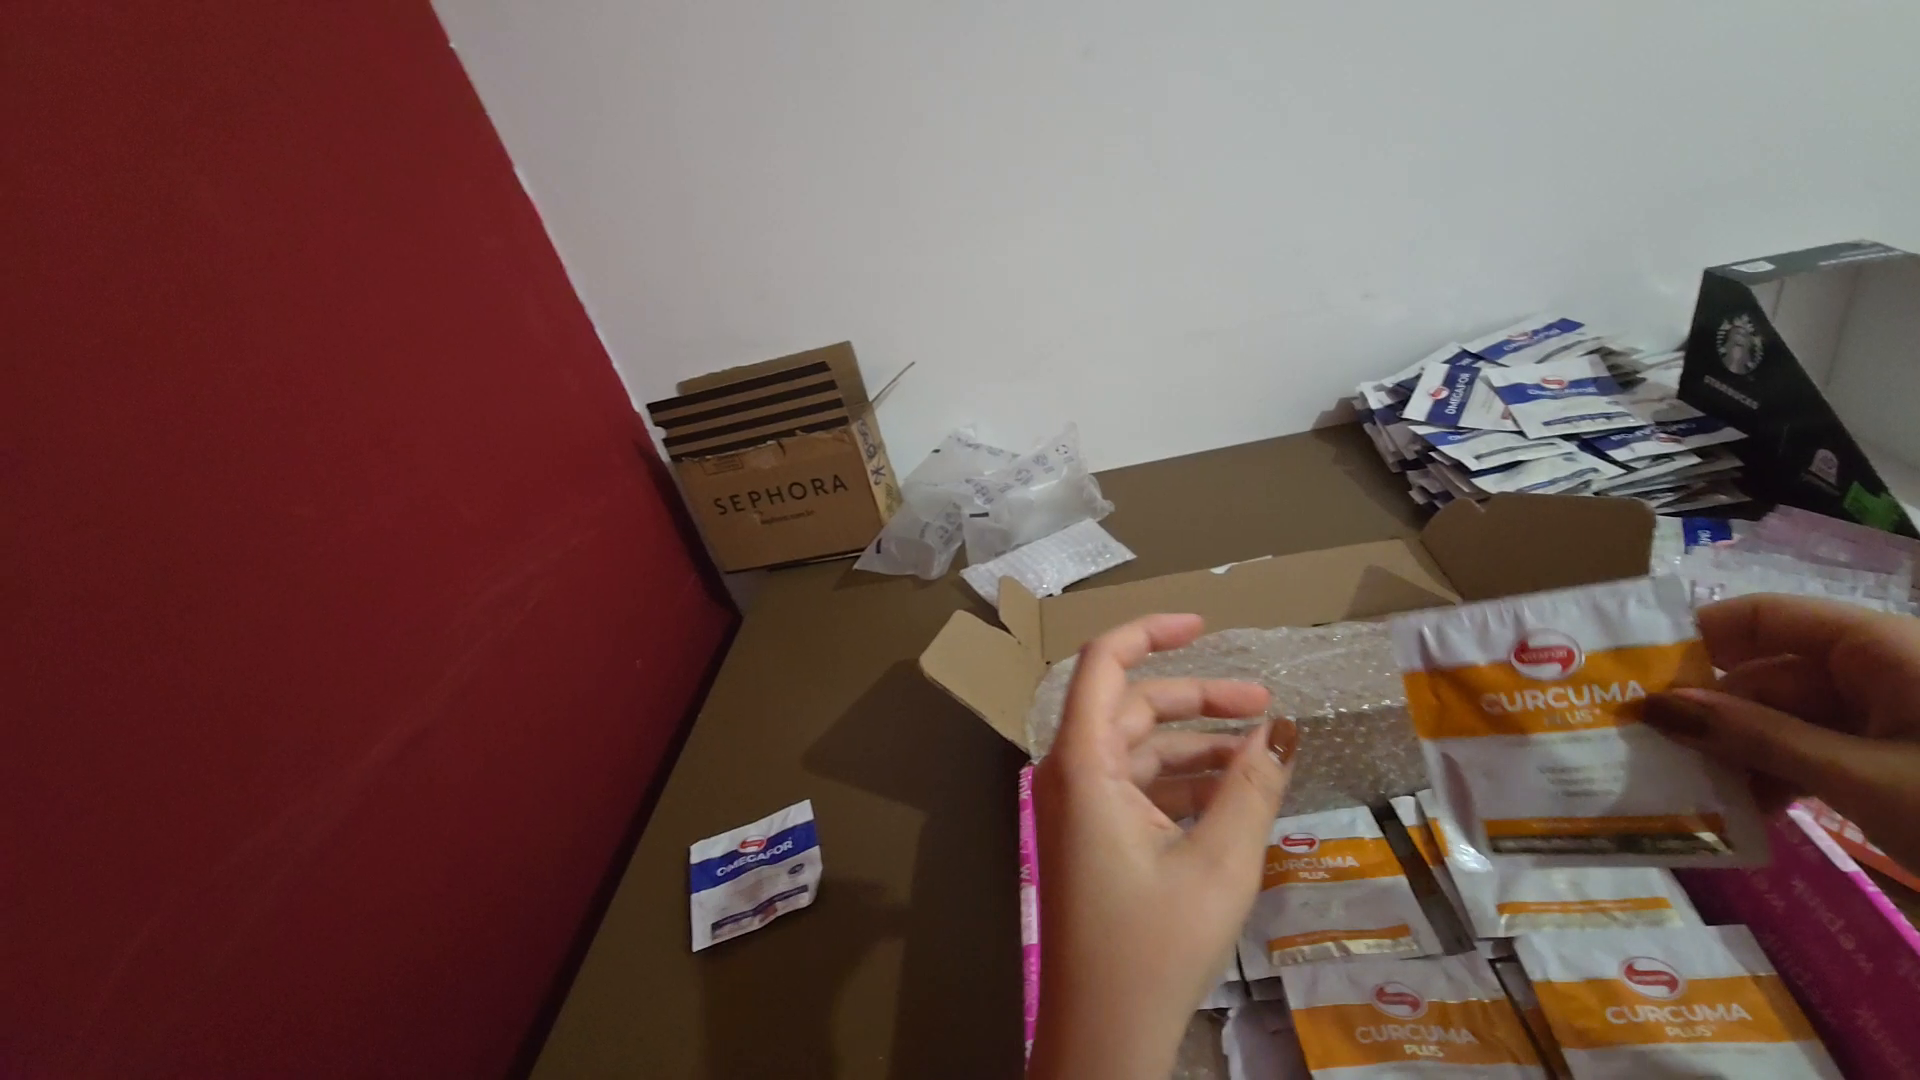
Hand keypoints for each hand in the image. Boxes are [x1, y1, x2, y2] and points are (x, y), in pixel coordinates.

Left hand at [1027, 614, 1295, 1079]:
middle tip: (1266, 706)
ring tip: (1265, 756)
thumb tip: (1280, 734)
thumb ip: (1251, 789)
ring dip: (1199, 747)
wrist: (1103, 1035)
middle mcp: (1071, 773)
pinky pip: (1138, 786)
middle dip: (1199, 700)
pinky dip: (1183, 783)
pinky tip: (1235, 793)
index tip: (1203, 625)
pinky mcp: (1092, 835)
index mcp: (1082, 763)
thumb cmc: (1154, 947)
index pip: (1103, 664)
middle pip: (1134, 707)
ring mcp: (1079, 805)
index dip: (1149, 632)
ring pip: (1140, 748)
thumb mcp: (1218, 864)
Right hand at [1643, 593, 1919, 870]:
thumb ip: (1750, 737)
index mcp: (1882, 648)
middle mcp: (1882, 670)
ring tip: (1683, 787)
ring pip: (1784, 715)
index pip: (1759, 616)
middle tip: (1639, 747)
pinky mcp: (1901, 759)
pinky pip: (1815, 748)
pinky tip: (1740, 809)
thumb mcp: (1862, 778)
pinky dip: (1774, 774)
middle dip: (1704, 709)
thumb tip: (1650, 706)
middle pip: (1765, 671)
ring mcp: (1895, 717)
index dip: (1691, 638)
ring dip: (1734, 749)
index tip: (1627, 677)